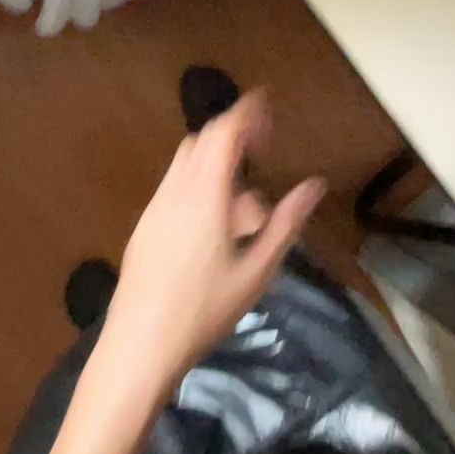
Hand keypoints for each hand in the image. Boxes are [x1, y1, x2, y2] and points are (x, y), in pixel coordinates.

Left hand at [96, 90, 325, 390]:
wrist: (139, 345)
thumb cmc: (205, 309)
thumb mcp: (257, 270)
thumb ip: (286, 222)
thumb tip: (315, 185)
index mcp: (205, 193)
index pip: (225, 131)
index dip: (248, 112)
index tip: (270, 108)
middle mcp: (176, 190)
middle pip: (203, 139)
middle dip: (234, 134)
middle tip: (262, 150)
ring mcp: (155, 207)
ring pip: (185, 161)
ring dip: (215, 160)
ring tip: (242, 197)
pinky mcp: (144, 225)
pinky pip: (174, 184)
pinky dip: (197, 182)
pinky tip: (214, 224)